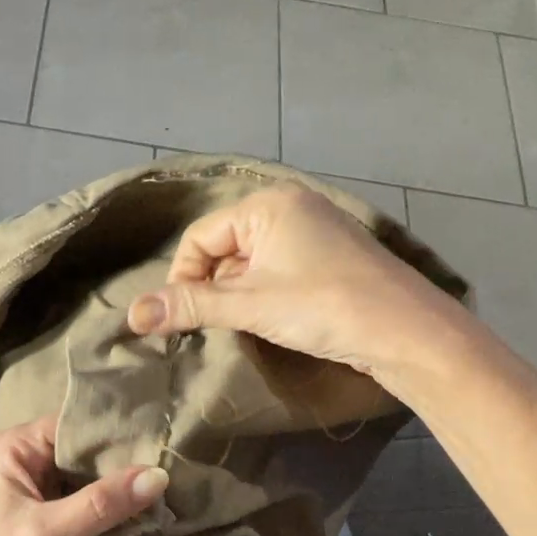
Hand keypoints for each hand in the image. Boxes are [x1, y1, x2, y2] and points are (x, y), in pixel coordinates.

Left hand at [0, 416, 167, 535]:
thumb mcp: (52, 531)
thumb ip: (103, 503)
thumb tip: (159, 475)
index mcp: (14, 448)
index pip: (72, 425)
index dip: (114, 432)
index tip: (158, 439)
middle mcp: (23, 462)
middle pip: (81, 452)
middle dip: (121, 464)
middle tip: (170, 466)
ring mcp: (33, 492)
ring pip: (84, 481)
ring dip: (117, 490)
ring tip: (165, 488)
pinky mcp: (42, 520)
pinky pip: (82, 505)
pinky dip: (106, 511)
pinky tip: (141, 513)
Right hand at [125, 184, 476, 390]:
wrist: (405, 331)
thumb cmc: (323, 307)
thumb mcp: (249, 305)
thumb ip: (189, 305)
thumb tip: (131, 315)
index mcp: (268, 204)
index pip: (200, 238)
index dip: (182, 278)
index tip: (181, 319)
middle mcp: (290, 206)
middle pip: (223, 247)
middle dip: (210, 288)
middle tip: (211, 326)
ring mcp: (314, 230)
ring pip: (249, 262)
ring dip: (235, 295)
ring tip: (242, 326)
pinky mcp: (328, 256)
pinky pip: (276, 268)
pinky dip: (262, 294)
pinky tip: (271, 320)